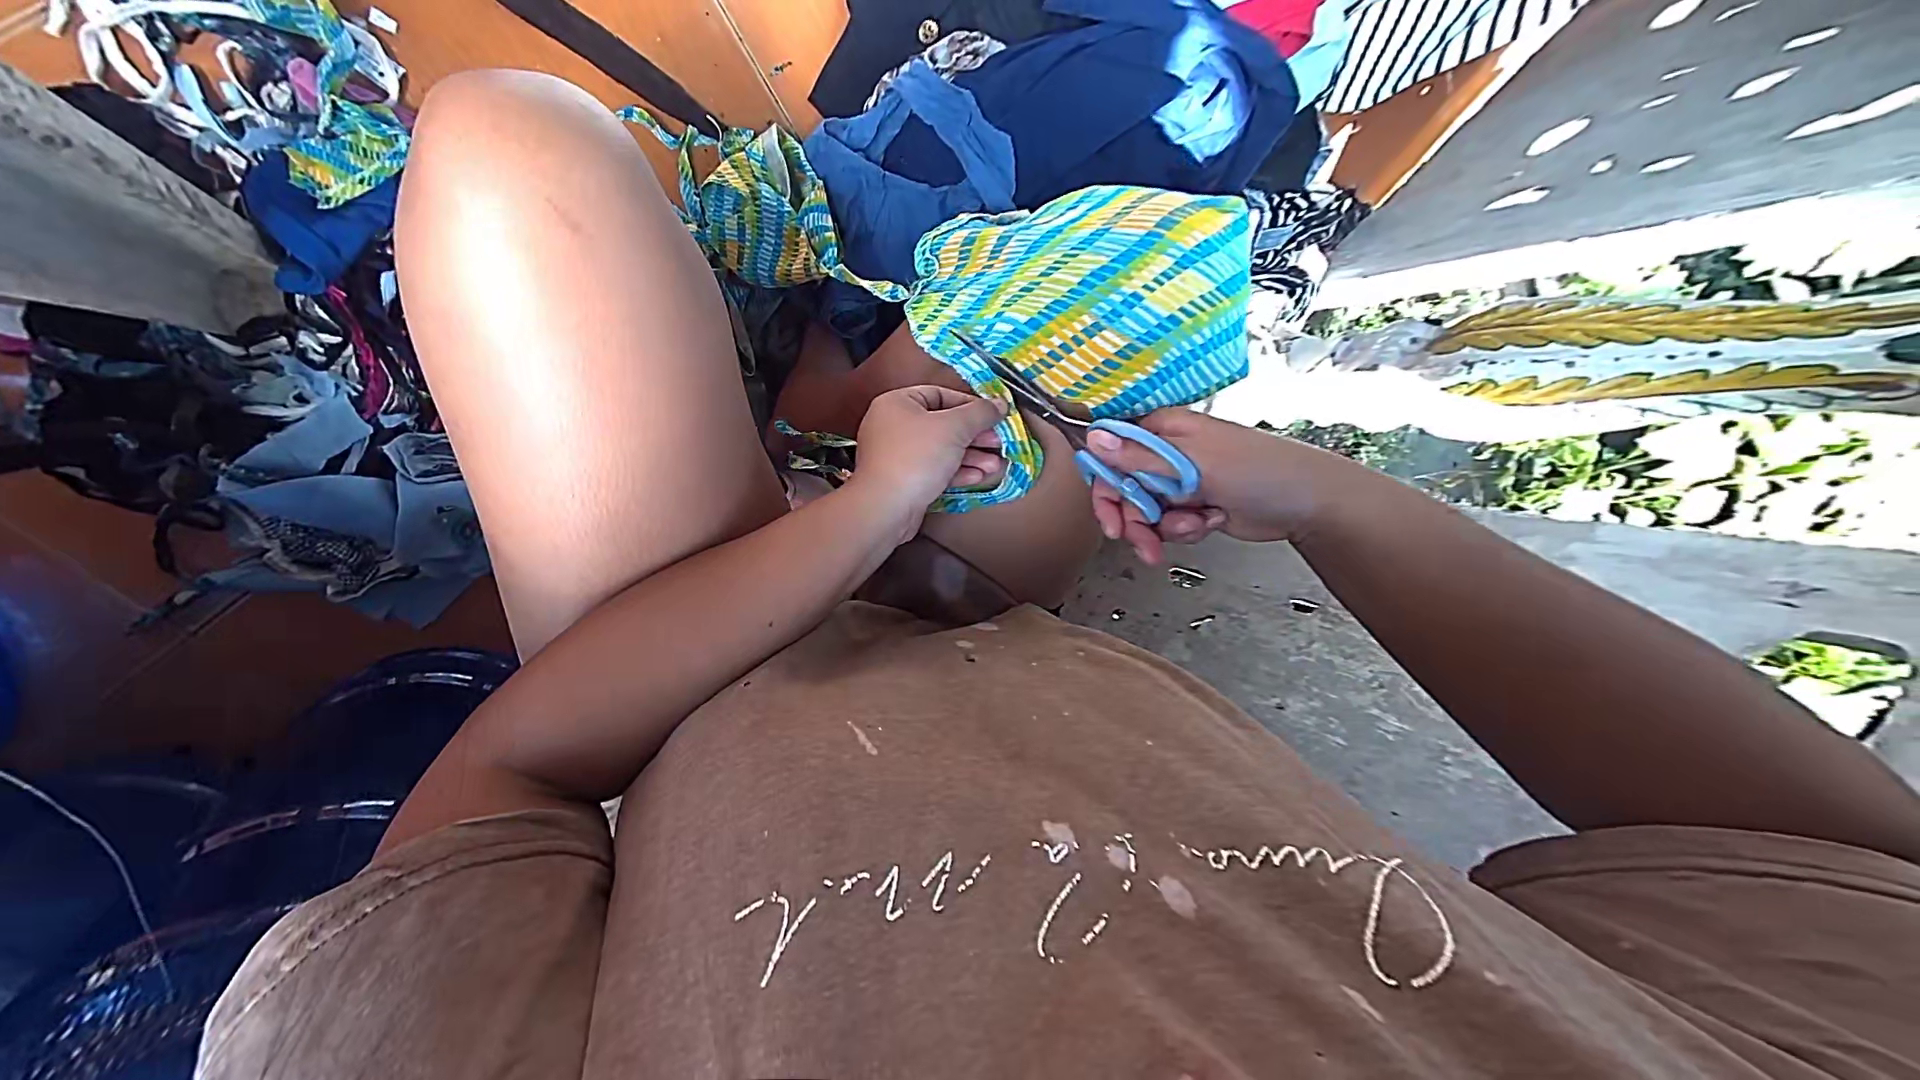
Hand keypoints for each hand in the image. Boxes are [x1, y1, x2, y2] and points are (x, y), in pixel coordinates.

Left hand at [848, 385, 1008, 543]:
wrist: (885, 508)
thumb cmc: (916, 458)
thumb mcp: (954, 428)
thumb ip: (980, 413)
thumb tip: (1000, 404)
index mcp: (897, 403)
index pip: (940, 394)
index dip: (970, 405)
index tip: (994, 416)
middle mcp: (894, 425)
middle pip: (943, 424)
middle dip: (975, 436)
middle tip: (998, 444)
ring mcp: (897, 455)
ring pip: (941, 449)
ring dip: (970, 456)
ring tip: (994, 466)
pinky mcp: (903, 480)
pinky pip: (934, 469)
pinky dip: (956, 472)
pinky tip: (978, 477)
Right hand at [1085, 408, 1369, 564]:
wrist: (1306, 503)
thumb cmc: (1258, 471)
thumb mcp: (1192, 464)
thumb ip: (1139, 456)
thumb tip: (1094, 437)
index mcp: (1162, 430)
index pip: (1112, 456)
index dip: (1107, 490)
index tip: (1111, 520)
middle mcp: (1165, 453)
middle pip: (1125, 491)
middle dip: (1136, 520)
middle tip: (1145, 543)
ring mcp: (1179, 480)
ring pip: (1145, 512)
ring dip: (1165, 528)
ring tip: (1195, 526)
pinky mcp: (1191, 504)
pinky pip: (1167, 524)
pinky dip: (1184, 531)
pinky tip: (1209, 523)